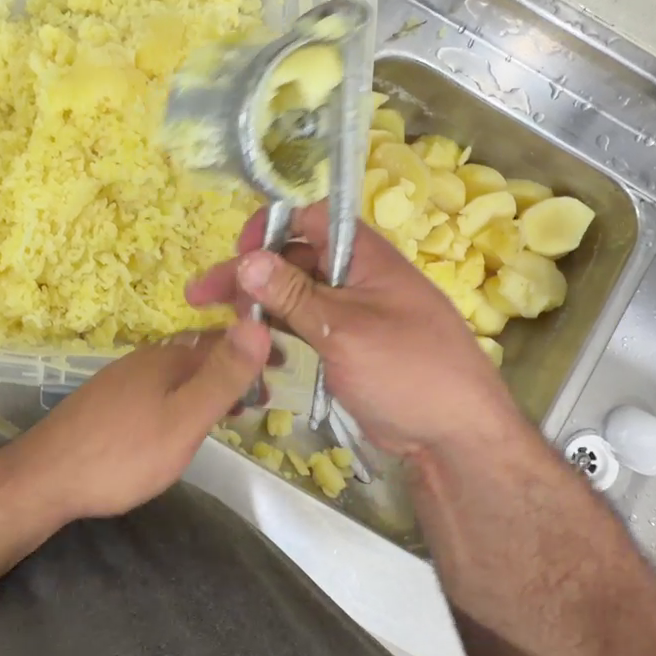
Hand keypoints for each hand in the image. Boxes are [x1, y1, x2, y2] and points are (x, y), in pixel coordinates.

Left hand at [0, 320, 272, 519]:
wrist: (45, 478)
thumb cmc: (122, 454)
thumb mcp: (183, 419)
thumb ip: (221, 377)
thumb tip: (258, 322)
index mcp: (166, 360)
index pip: (222, 342)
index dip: (255, 351)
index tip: (285, 367)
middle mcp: (142, 361)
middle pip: (197, 355)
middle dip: (232, 369)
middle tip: (262, 396)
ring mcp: (119, 381)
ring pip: (175, 373)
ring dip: (206, 385)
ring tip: (229, 411)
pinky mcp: (104, 403)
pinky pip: (155, 389)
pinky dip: (180, 398)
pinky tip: (177, 422)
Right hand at [186, 203, 528, 460]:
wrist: (455, 435)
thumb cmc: (408, 372)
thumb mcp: (344, 330)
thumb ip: (293, 295)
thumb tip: (245, 260)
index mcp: (365, 257)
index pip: (311, 220)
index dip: (271, 229)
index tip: (237, 254)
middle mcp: (356, 277)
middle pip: (292, 259)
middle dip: (247, 273)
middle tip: (200, 297)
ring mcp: (351, 312)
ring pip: (293, 294)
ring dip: (255, 302)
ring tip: (214, 319)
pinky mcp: (345, 344)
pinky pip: (301, 324)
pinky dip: (273, 328)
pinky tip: (247, 343)